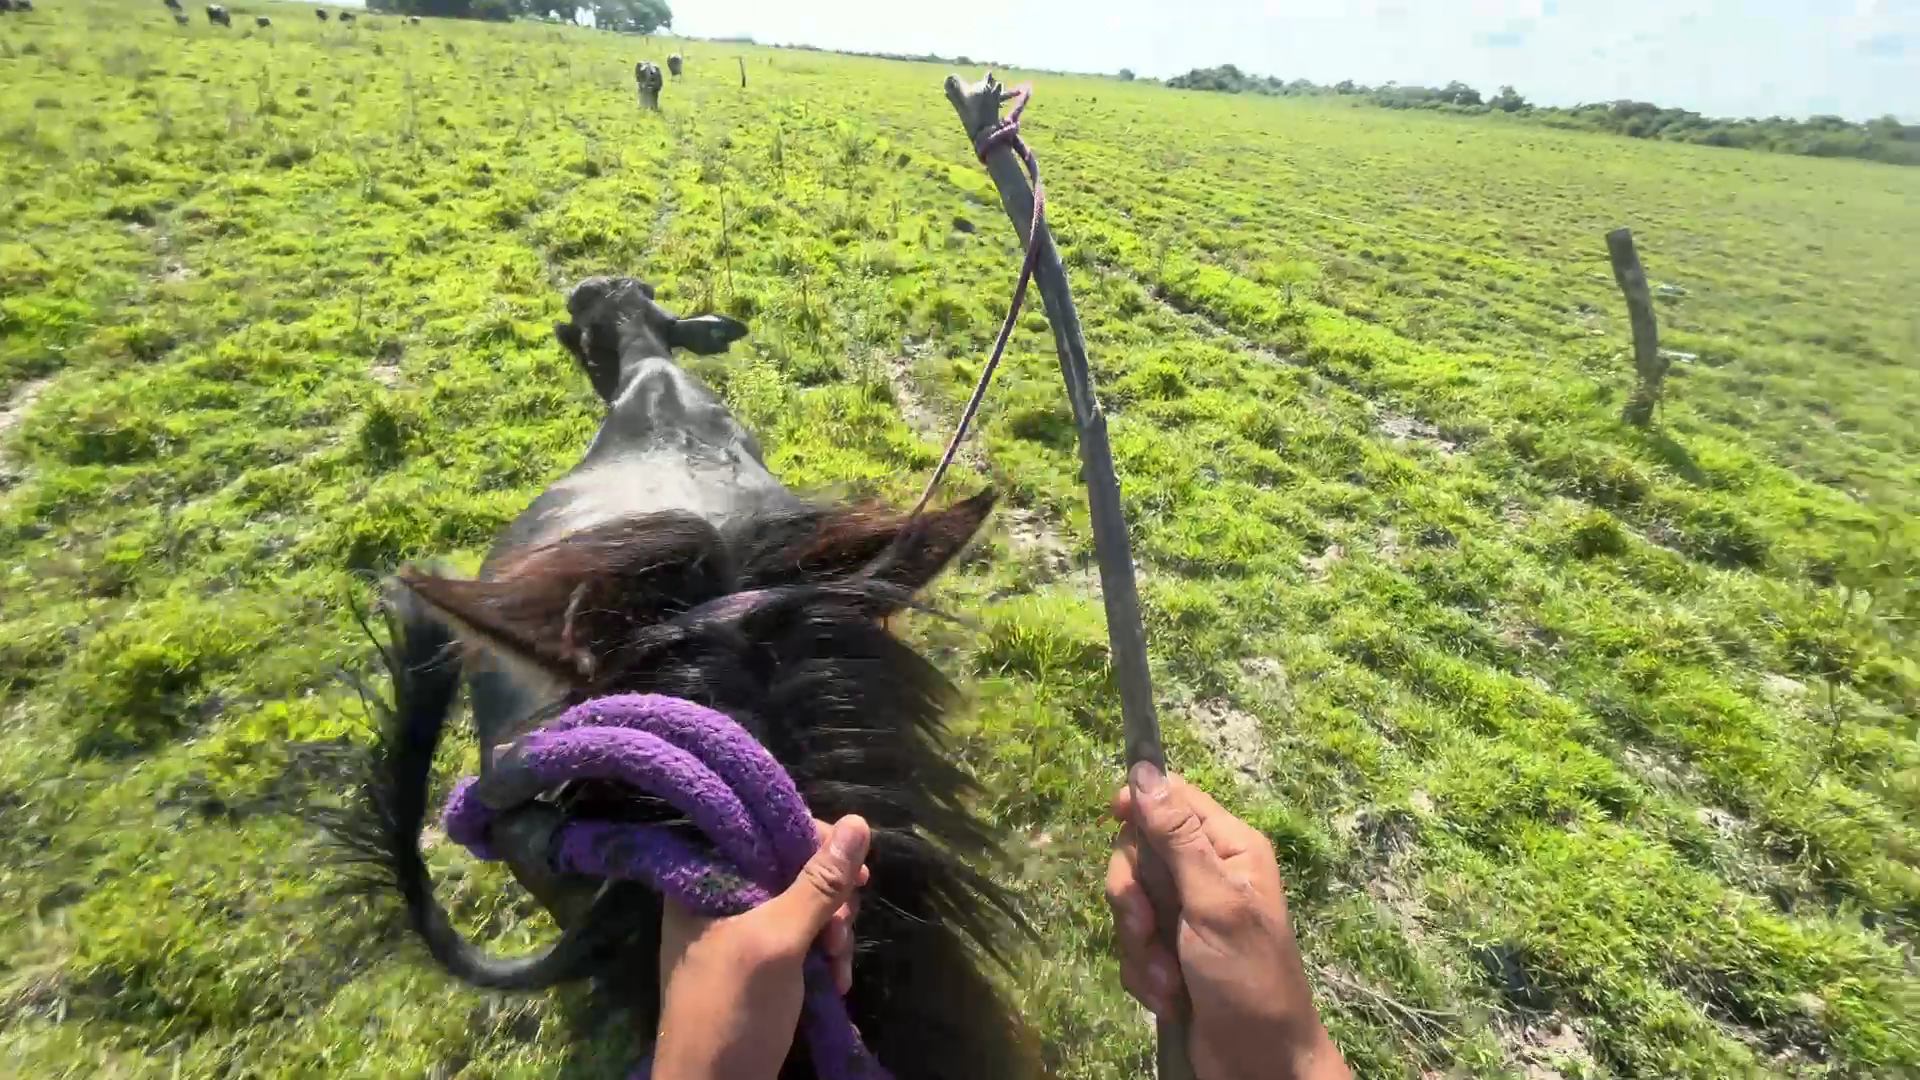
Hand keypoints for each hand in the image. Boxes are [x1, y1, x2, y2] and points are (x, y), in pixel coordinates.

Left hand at [652, 816, 871, 1079]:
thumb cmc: (733, 1013)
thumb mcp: (779, 941)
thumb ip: (819, 882)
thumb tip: (860, 820)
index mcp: (708, 877)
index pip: (768, 829)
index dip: (814, 839)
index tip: (852, 866)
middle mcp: (722, 894)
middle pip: (794, 864)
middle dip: (830, 894)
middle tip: (842, 925)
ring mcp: (742, 928)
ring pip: (806, 899)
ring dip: (834, 927)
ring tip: (838, 961)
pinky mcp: (760, 959)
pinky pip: (805, 933)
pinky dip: (826, 951)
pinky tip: (837, 978)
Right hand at [1106, 764, 1348, 1079]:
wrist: (1261, 1072)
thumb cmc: (1249, 980)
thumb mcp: (1214, 903)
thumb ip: (1177, 837)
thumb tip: (1144, 770)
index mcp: (1227, 847)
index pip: (1172, 796)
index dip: (1139, 801)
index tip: (1113, 816)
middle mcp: (1204, 870)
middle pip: (1139, 848)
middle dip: (1134, 894)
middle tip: (1148, 926)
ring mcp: (1184, 910)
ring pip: (1129, 896)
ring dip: (1139, 942)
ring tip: (1166, 977)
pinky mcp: (1168, 946)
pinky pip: (1131, 937)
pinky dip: (1142, 967)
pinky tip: (1167, 993)